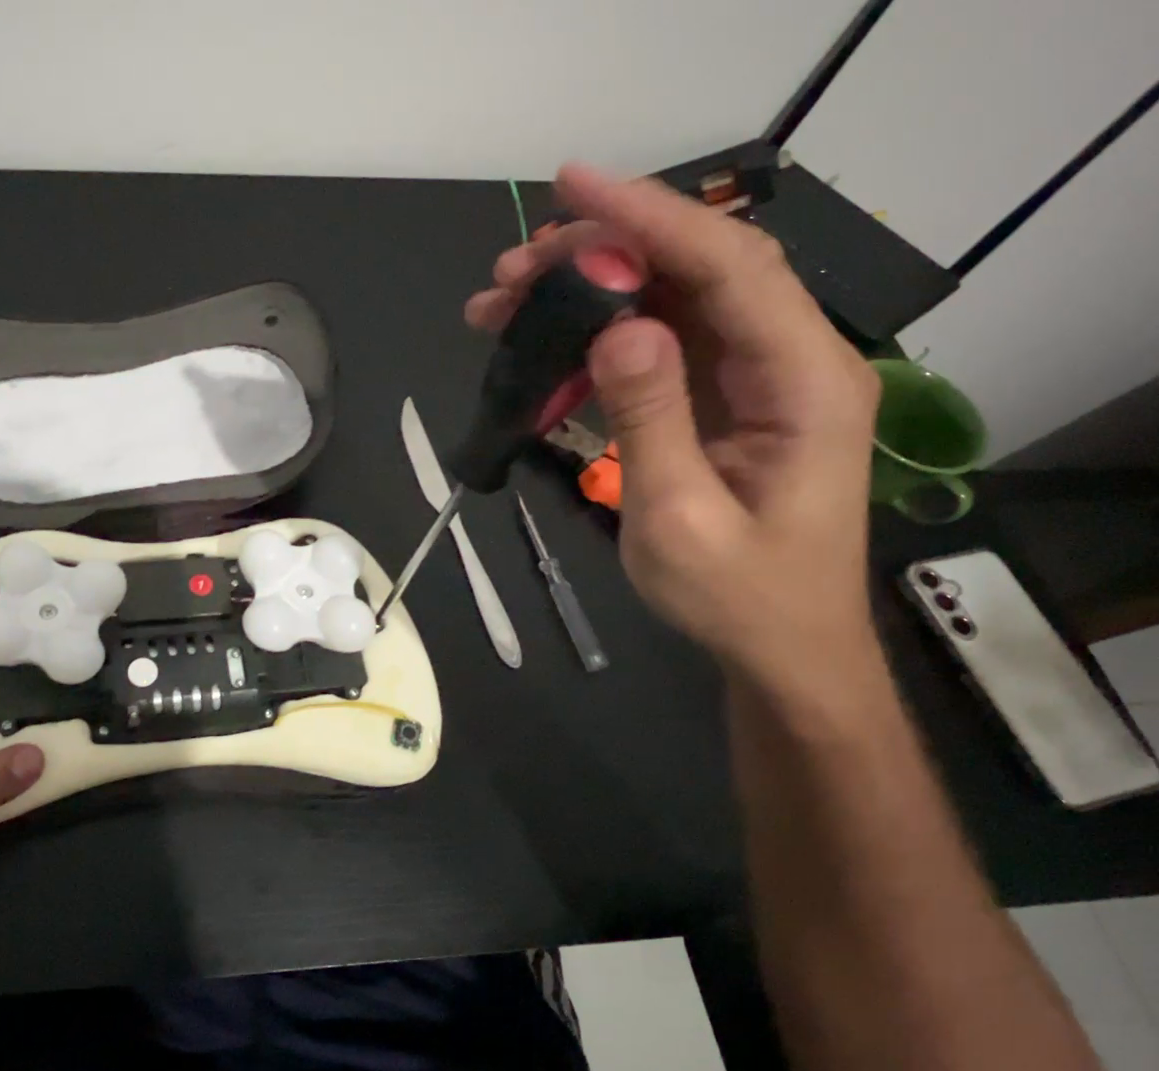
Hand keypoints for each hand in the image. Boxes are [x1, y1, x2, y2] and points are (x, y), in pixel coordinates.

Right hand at [466, 164, 881, 677]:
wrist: (780, 650)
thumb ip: (652, 418)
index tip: (571, 188)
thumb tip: (617, 327)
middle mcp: (787, 359)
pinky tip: (535, 354)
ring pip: (667, 300)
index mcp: (803, 382)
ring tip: (500, 306)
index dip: (649, 217)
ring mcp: (754, 376)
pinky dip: (590, 339)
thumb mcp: (680, 519)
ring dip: (584, 293)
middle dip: (599, 253)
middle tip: (507, 274)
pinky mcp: (721, 397)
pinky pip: (654, 344)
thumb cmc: (739, 599)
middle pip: (695, 269)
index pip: (728, 267)